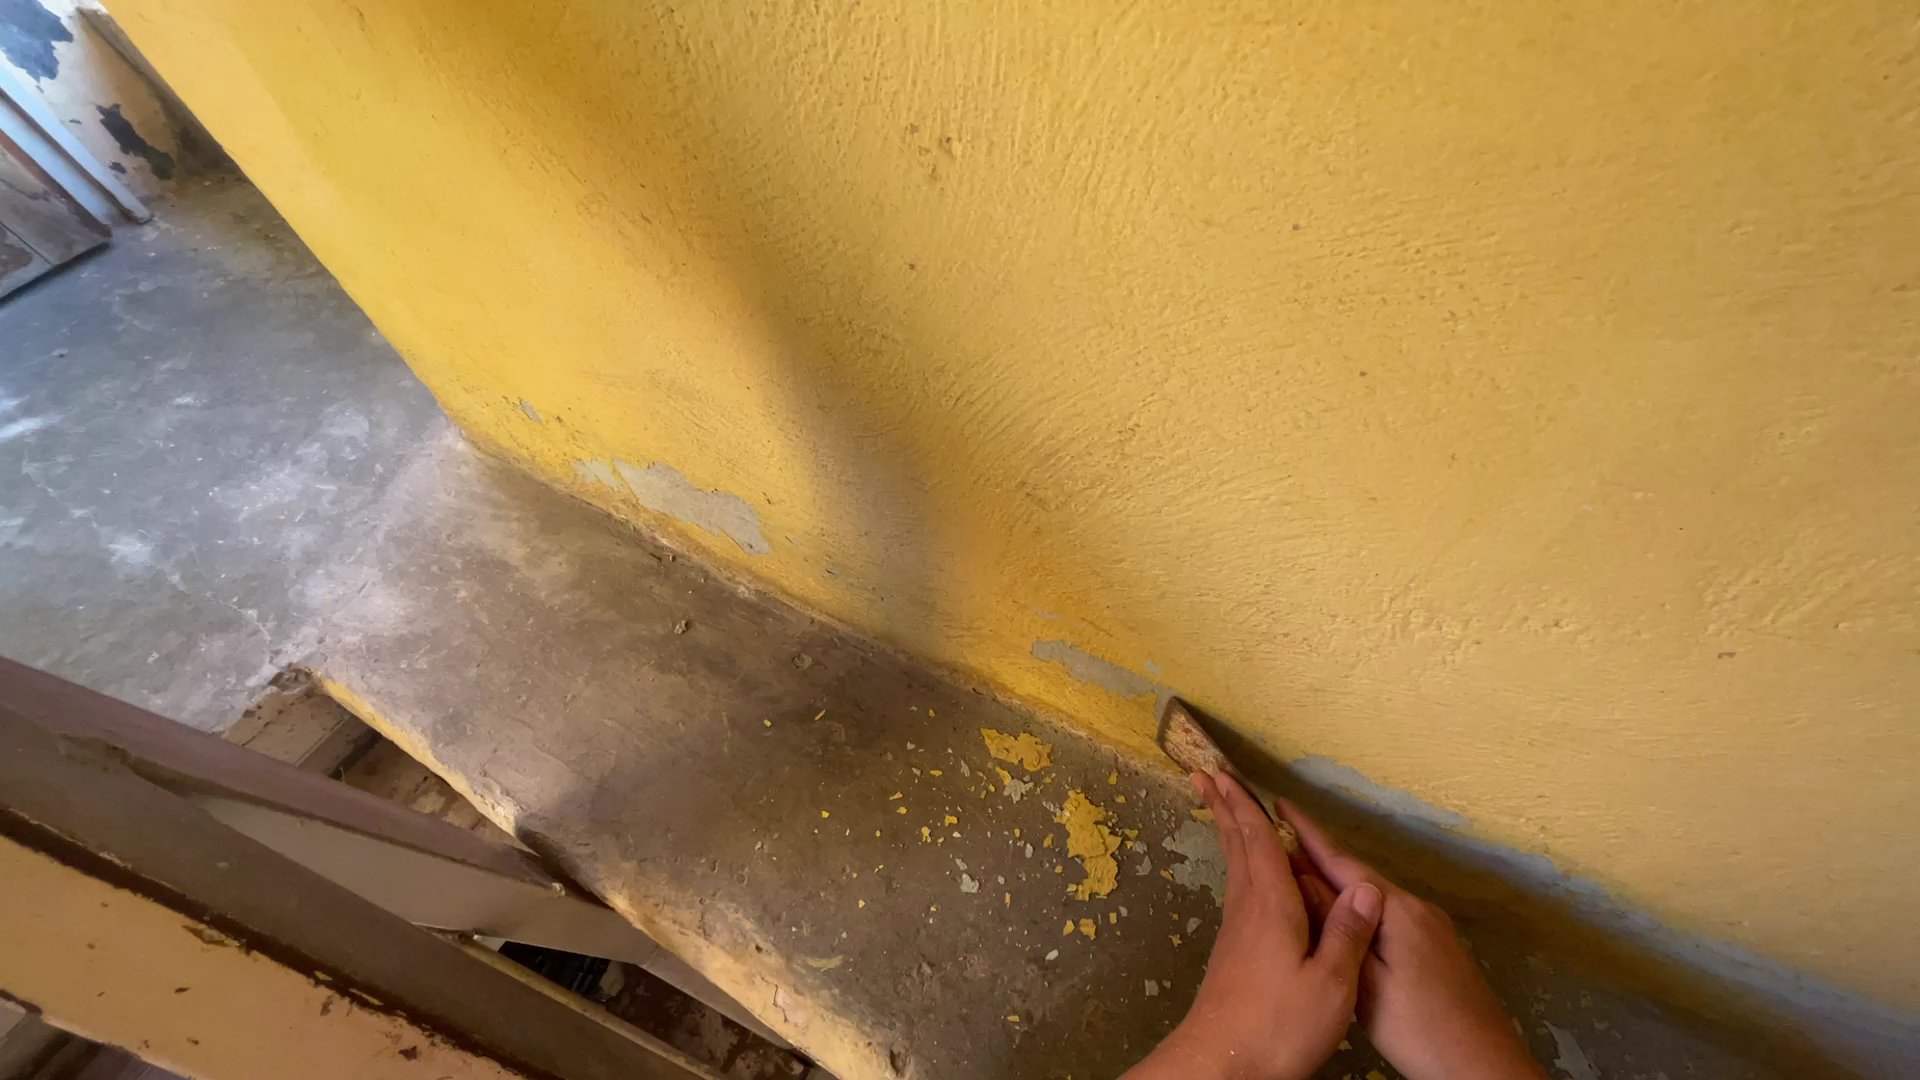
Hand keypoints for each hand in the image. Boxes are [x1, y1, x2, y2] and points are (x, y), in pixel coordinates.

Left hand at [1124, 771, 1382, 1079]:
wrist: (1224, 1058)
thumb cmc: (1280, 1023)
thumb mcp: (1330, 986)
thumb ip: (1347, 935)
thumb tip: (1367, 887)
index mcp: (1272, 905)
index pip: (1257, 841)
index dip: (1243, 804)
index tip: (1223, 772)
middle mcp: (1248, 905)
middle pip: (1234, 843)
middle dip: (1221, 805)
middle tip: (1201, 773)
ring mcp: (1236, 925)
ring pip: (1232, 862)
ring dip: (1225, 828)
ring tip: (1218, 805)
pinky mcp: (1232, 946)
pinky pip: (1236, 885)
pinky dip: (1236, 860)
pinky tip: (1243, 870)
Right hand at [1275, 797, 1547, 1079]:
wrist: (1490, 1074)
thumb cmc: (1419, 1031)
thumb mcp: (1364, 982)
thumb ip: (1334, 926)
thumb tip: (1302, 876)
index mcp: (1396, 909)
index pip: (1340, 859)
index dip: (1306, 830)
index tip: (1279, 801)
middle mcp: (1415, 906)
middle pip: (1356, 873)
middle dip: (1316, 853)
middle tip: (1275, 837)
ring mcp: (1431, 925)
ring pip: (1371, 893)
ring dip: (1335, 880)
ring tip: (1297, 872)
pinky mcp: (1438, 946)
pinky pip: (1385, 910)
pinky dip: (1356, 902)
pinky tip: (1340, 913)